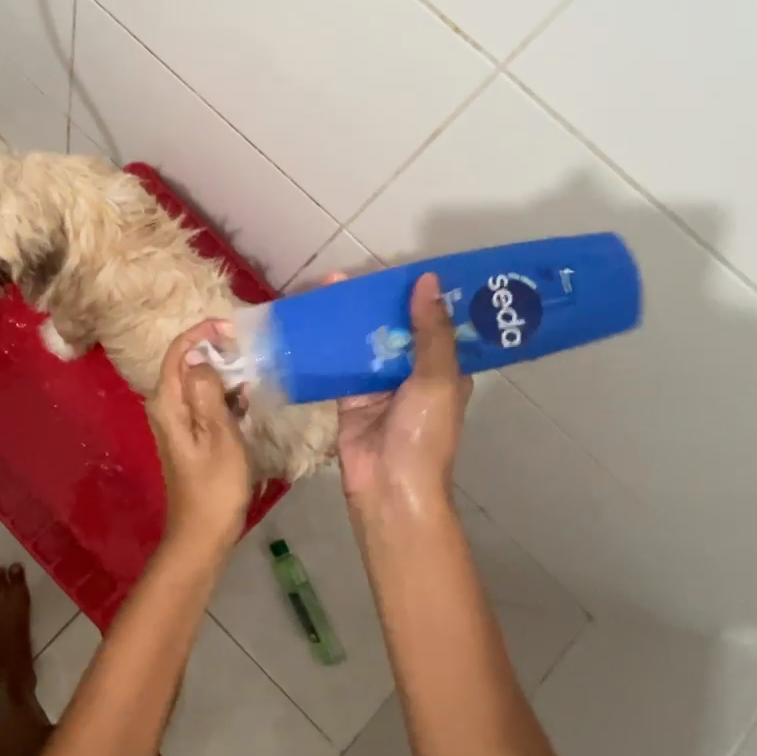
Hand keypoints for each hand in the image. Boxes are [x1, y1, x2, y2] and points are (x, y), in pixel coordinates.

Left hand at [148, 320, 252, 554]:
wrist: (203, 535)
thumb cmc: (215, 486)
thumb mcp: (218, 434)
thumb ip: (207, 391)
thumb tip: (201, 357)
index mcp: (167, 403)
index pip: (178, 351)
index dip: (202, 333)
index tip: (232, 329)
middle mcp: (166, 408)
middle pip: (187, 364)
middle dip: (215, 351)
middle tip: (249, 351)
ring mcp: (177, 423)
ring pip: (198, 384)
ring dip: (223, 374)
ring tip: (253, 372)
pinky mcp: (190, 437)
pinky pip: (204, 403)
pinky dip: (224, 396)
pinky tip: (246, 401)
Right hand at [329, 272, 474, 505]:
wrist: (388, 488)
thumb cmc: (424, 435)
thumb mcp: (437, 379)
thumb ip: (431, 331)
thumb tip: (428, 281)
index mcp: (445, 369)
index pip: (439, 324)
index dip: (427, 297)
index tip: (411, 267)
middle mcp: (413, 374)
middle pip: (396, 329)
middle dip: (380, 302)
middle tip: (360, 272)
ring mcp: (379, 386)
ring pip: (364, 343)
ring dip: (351, 318)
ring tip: (330, 285)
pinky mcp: (349, 398)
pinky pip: (337, 364)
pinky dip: (326, 344)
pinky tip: (311, 319)